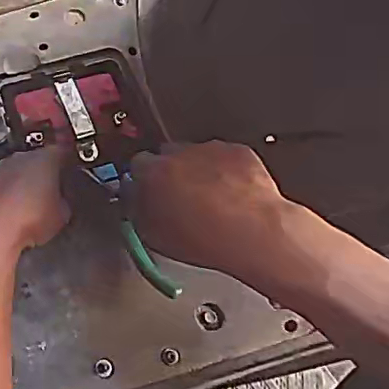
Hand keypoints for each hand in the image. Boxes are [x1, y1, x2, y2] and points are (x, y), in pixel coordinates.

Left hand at [0, 144, 70, 252]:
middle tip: (51, 194)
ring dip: (22, 186)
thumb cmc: (26, 220)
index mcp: (44, 159)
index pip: (63, 152)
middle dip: (44, 175)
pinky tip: (10, 216)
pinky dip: (5, 197)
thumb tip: (61, 205)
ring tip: (30, 209)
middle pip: (37, 160)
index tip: (71, 169)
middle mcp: (19, 159)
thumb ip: (64, 201)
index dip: (69, 162)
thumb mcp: (62, 214)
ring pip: (15, 173)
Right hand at [128, 142, 298, 275]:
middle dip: (172, 174)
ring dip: (200, 172)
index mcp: (153, 172)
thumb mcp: (154, 237)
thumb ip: (138, 212)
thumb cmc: (207, 238)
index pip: (137, 165)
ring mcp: (210, 150)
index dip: (145, 181)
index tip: (151, 192)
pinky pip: (225, 158)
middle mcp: (180, 154)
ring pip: (198, 156)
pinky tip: (232, 195)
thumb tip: (136, 205)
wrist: (253, 232)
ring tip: (211, 202)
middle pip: (168, 156)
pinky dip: (226, 172)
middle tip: (181, 199)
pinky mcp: (237, 152)